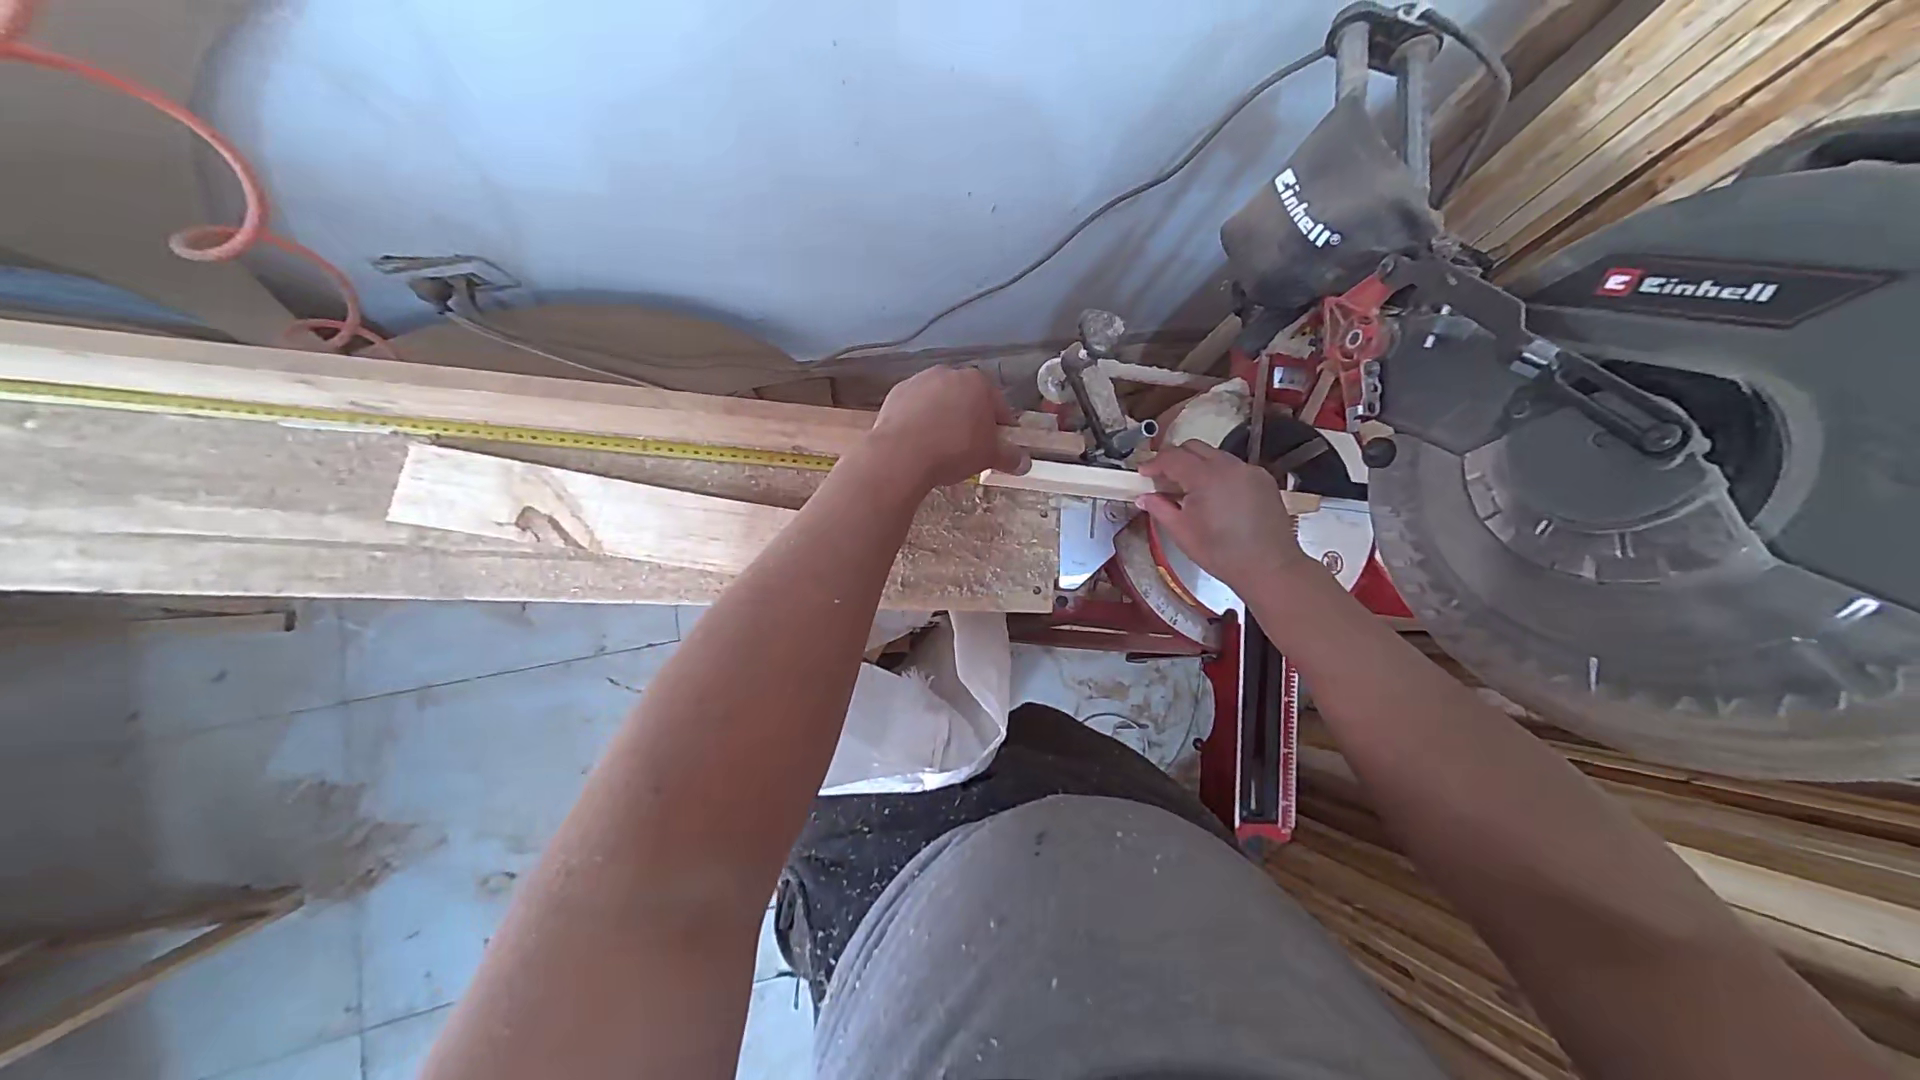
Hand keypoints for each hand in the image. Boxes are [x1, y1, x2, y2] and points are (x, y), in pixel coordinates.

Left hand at [865, 366, 1029, 488]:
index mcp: (977, 382)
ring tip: (942, 446)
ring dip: (944, 418)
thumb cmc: (953, 449)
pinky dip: (920, 420)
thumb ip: (1009, 456)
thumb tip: (1023, 462)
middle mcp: (948, 373)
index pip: (998, 405)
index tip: (998, 444)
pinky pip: (916, 408)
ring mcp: (919, 381)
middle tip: (970, 447)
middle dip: (971, 420)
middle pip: (967, 398)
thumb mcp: (989, 456)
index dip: (1001, 427)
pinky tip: (920, 442)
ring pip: (940, 401)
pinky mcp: (896, 394)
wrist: (901, 454)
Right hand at [1136, 440, 1314, 591]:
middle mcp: (1229, 466)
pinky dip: (1217, 474)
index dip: (1154, 463)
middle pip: (1194, 447)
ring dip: (1197, 465)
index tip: (1143, 473)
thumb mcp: (1181, 533)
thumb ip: (1159, 508)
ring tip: (1188, 490)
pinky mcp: (1263, 479)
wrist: (1269, 566)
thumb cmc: (1220, 553)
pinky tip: (1214, 497)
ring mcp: (1250, 470)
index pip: (1173, 457)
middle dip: (1175, 458)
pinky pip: (1233, 467)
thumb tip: (1144, 497)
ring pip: (1215, 455)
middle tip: (1163, 479)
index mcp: (1206, 477)